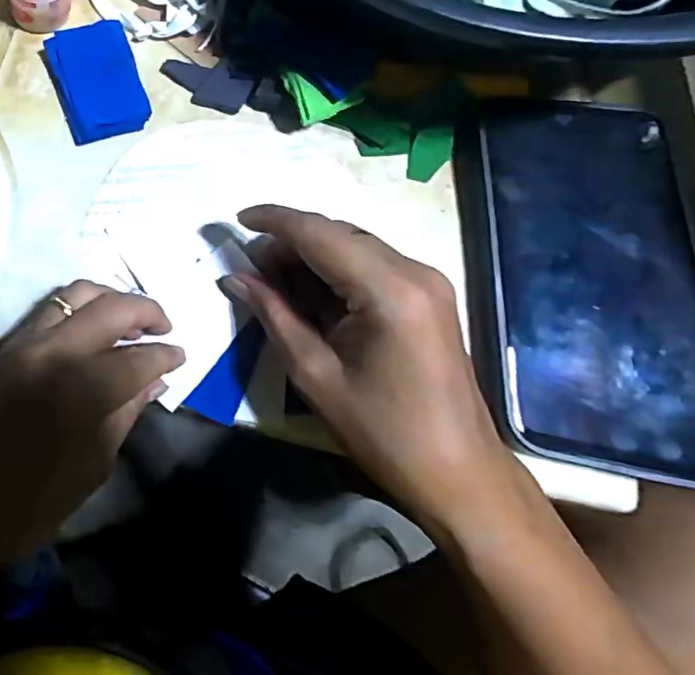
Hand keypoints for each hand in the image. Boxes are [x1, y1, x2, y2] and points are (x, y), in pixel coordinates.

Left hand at [0, 281, 184, 557]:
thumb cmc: (34, 503)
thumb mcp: (95, 464)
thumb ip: (127, 411)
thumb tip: (156, 377)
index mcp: (82, 391)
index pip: (139, 357)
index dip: (166, 355)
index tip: (180, 356)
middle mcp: (56, 353)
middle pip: (113, 308)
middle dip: (147, 311)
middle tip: (165, 328)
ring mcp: (29, 342)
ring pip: (80, 293)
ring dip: (113, 300)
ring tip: (131, 322)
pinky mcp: (11, 344)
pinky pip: (54, 306)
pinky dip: (83, 306)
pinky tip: (96, 327)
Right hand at [225, 206, 521, 526]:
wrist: (459, 475)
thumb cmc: (384, 434)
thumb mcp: (316, 375)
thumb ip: (274, 315)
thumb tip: (236, 277)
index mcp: (390, 289)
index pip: (320, 233)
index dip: (275, 220)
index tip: (237, 219)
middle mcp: (414, 270)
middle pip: (338, 234)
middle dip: (290, 244)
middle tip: (251, 270)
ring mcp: (426, 280)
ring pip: (353, 247)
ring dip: (311, 257)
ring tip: (273, 284)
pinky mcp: (427, 295)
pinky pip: (371, 266)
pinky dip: (335, 272)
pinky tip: (309, 294)